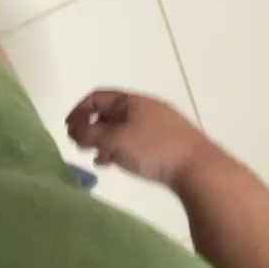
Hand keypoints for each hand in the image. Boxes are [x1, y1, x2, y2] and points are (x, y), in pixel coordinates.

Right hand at [66, 89, 223, 189]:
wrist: (200, 170)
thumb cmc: (153, 149)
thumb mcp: (114, 141)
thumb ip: (89, 134)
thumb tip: (74, 130)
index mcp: (133, 101)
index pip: (98, 97)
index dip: (78, 110)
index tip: (68, 128)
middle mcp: (146, 108)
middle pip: (109, 112)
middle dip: (90, 127)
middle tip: (79, 144)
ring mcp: (159, 125)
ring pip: (121, 128)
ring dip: (104, 140)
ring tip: (94, 156)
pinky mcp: (166, 143)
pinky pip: (134, 140)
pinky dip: (119, 148)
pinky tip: (114, 163)